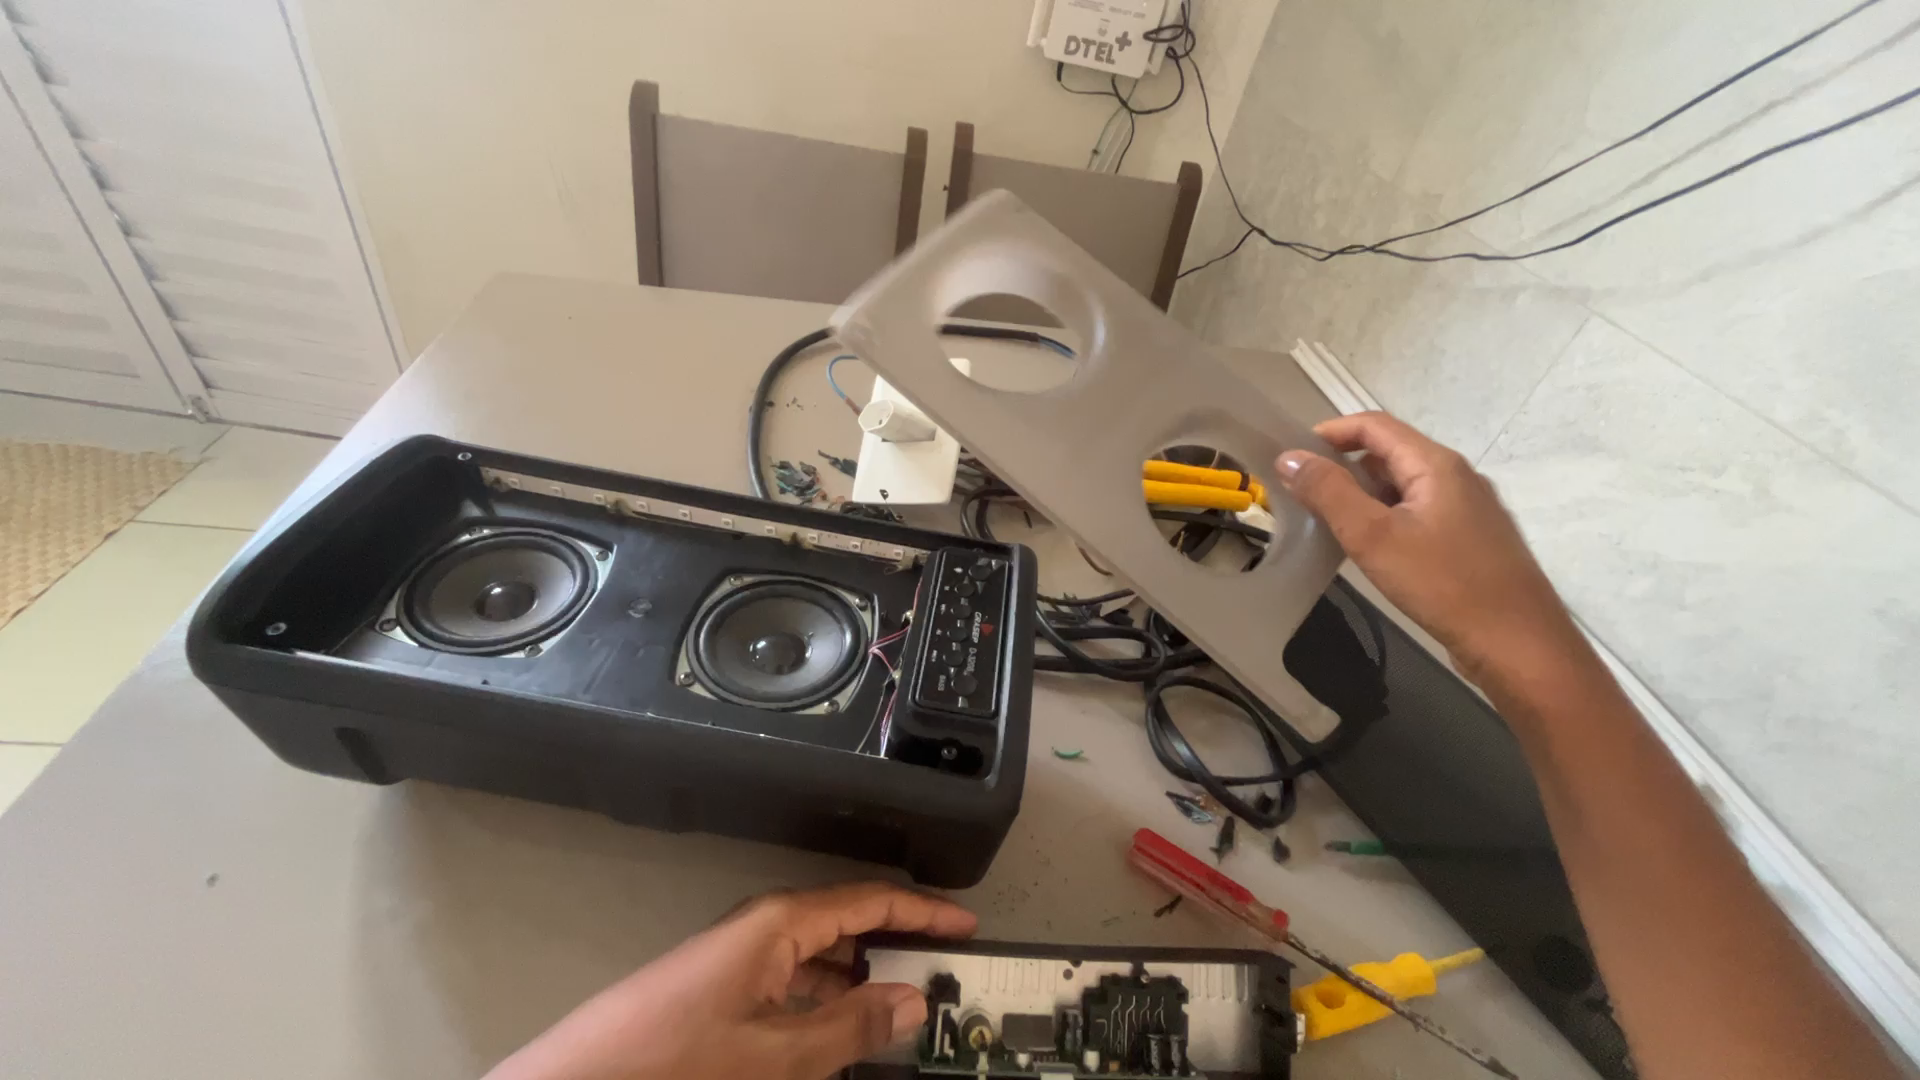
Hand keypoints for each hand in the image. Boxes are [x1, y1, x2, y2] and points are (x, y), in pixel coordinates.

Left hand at [485, 883, 977, 1079]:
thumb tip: (913, 1000)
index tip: (966, 925)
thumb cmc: (679, 1063)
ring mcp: (742, 954)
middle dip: (897, 941)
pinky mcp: (724, 984)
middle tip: (943, 970)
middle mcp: (766, 925)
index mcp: (782, 923)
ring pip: (821, 953)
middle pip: (848, 920)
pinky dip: (827, 998)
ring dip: (862, 974)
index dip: (922, 911)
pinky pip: (794, 978)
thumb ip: (849, 1028)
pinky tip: (840, 1030)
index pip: (870, 901)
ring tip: (904, 1003)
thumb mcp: (774, 1057)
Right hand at [1276, 412, 1581, 681]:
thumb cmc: (1442, 584)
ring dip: (1361, 492)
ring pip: (1403, 484)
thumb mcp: (1372, 536)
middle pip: (1389, 452)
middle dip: (1342, 464)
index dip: (1329, 432)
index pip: (1375, 426)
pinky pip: (1416, 510)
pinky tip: (1367, 546)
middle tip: (1302, 491)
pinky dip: (1384, 515)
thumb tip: (1289, 457)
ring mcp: (1467, 508)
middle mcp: (1456, 476)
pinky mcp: (1469, 538)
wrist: (1517, 645)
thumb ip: (1329, 492)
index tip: (1292, 456)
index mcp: (1436, 464)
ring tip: (1325, 519)